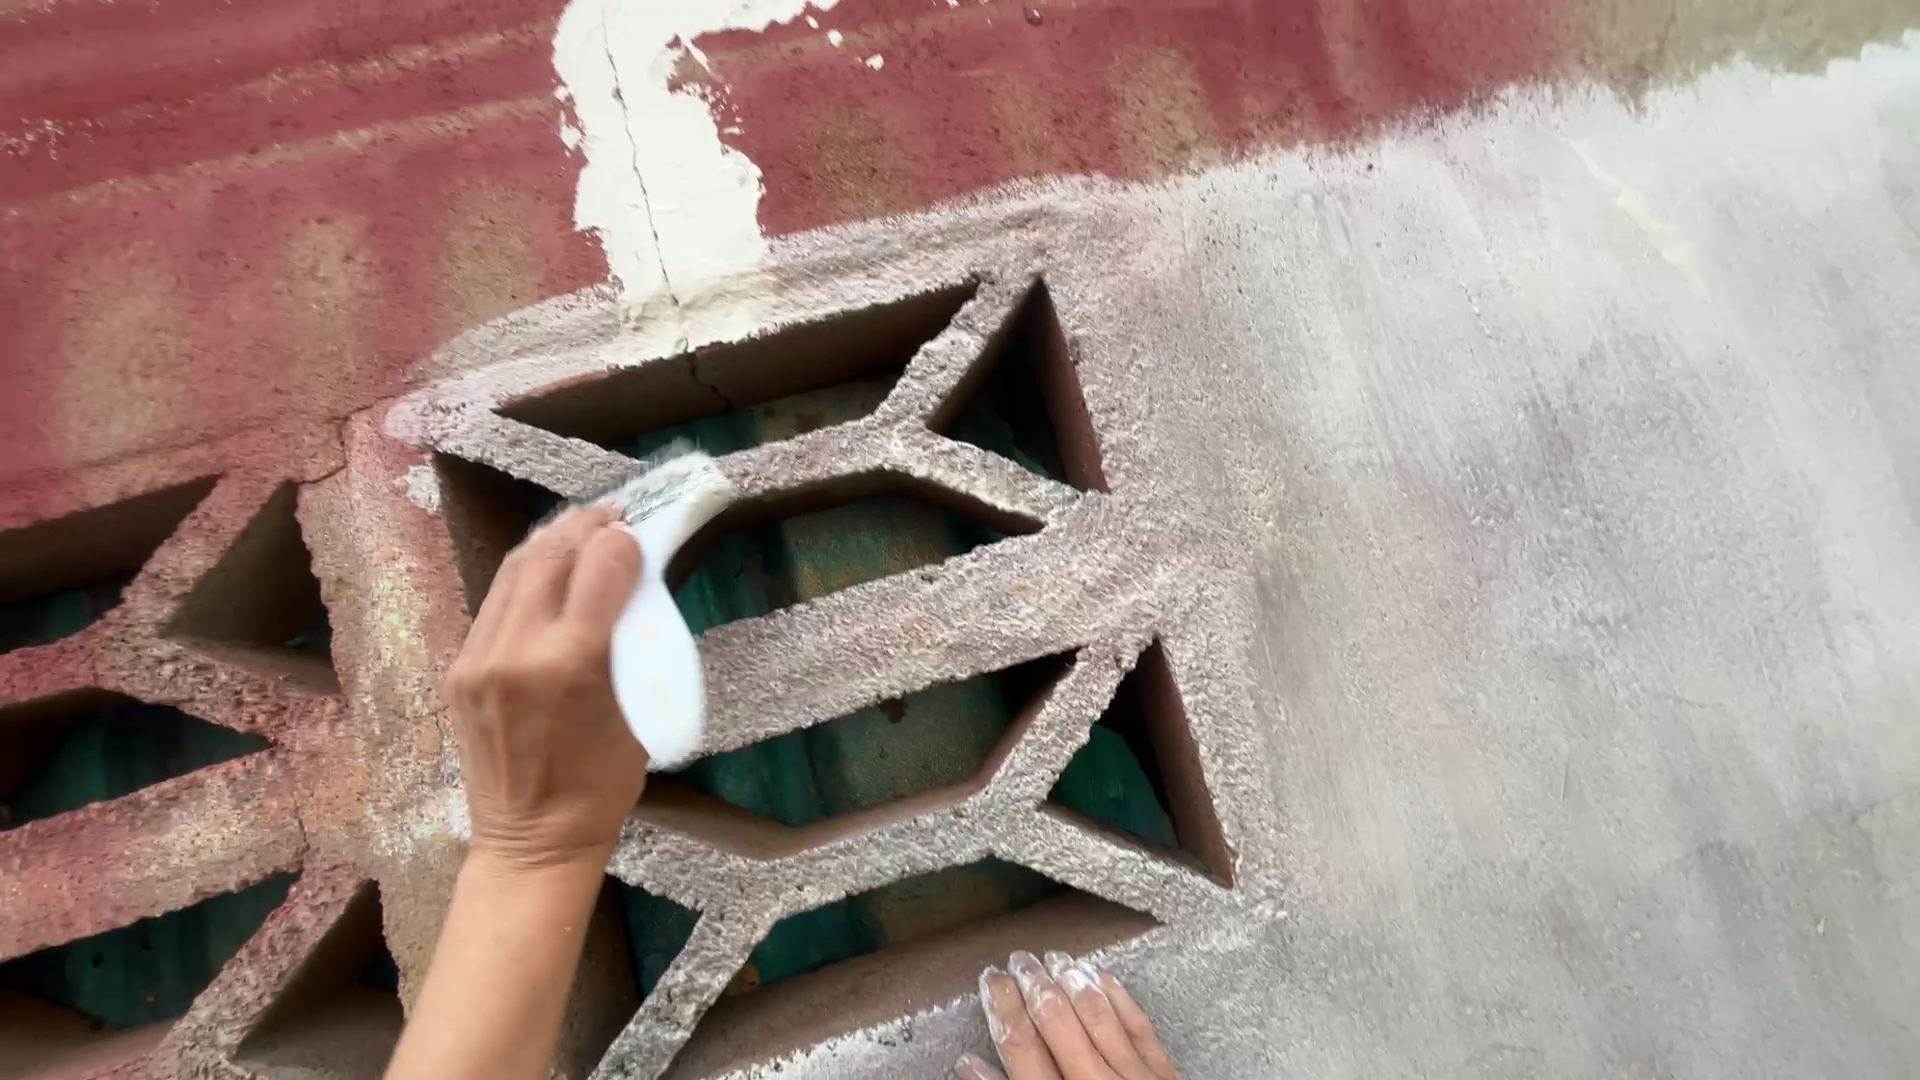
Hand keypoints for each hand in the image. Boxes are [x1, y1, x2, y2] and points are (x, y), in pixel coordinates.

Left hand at [442, 505, 646, 871]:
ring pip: (514, 570)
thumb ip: (632, 644)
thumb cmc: (605, 783)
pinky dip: (527, 571)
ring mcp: (476, 659)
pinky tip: (549, 565)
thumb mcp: (640, 710)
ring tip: (581, 527)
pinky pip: (496, 600)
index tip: (641, 529)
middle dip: (586, 526)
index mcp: (570, 665)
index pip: (599, 568)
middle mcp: (514, 651)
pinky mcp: (458, 669)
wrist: (532, 840)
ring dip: (552, 540)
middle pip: (550, 556)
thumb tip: (633, 589)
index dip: (624, 540)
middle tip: (614, 514)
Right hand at [960, 950, 1180, 1079]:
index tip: (989, 979)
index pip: (1020, 1045)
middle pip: (1055, 1019)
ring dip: (1071, 979)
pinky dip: (1117, 996)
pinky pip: (1138, 1024)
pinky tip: (1101, 975)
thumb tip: (968, 1066)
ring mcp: (1133, 1078)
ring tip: (1053, 957)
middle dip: (1032, 982)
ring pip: (1095, 1013)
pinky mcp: (1166, 1077)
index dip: (1001, 1006)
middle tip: (1017, 959)